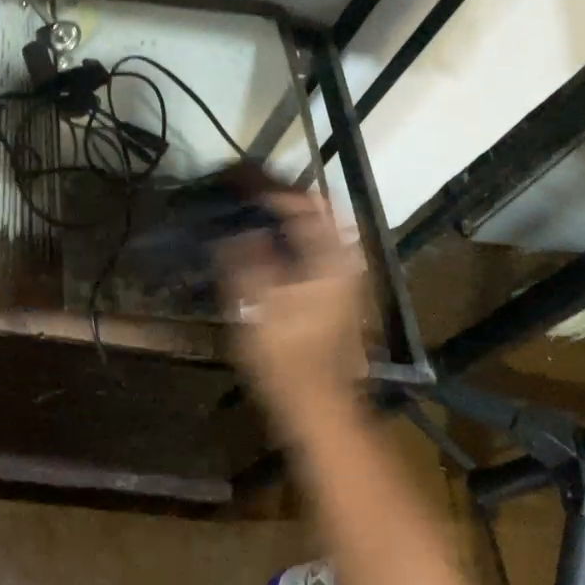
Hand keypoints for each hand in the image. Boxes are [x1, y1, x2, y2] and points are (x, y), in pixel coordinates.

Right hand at [217, 192, 366, 424]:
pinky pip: (318, 249)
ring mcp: (347, 280)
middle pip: (318, 212)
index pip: (304, 204)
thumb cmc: (286, 356)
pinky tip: (268, 246)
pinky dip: (294, 238)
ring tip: (255, 210)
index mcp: (330, 259)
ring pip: (320, 230)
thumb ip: (246, 260)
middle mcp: (346, 262)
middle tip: (248, 189)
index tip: (239, 181)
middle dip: (283, 197)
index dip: (270, 189)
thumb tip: (238, 228)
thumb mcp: (255, 305)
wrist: (317, 404)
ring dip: (290, 216)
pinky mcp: (339, 295)